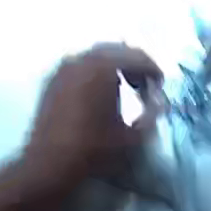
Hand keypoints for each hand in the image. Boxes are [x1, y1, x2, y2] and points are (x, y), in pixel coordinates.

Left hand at [19, 45, 161, 187]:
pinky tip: (100, 93)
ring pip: (94, 56)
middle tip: (144, 86)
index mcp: (101, 67)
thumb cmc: (95, 148)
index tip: (160, 87)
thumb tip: (159, 101)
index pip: (136, 56)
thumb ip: (153, 113)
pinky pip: (78, 65)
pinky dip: (93, 72)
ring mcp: (61, 68)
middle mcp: (79, 60)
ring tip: (124, 89)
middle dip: (133, 64)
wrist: (50, 160)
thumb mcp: (134, 135)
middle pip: (114, 50)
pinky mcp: (50, 79)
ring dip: (113, 67)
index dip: (153, 70)